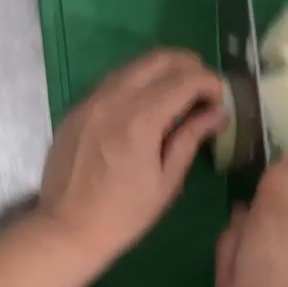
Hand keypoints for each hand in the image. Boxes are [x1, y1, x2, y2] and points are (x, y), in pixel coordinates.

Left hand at [36, 50, 223, 262]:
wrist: (66, 227)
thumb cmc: (123, 214)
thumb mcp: (166, 181)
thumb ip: (190, 138)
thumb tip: (218, 113)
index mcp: (138, 121)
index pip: (184, 80)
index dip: (210, 83)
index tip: (222, 99)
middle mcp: (111, 101)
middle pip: (157, 59)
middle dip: (188, 66)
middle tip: (203, 88)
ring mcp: (88, 102)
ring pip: (131, 66)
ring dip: (160, 70)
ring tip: (179, 93)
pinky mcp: (75, 109)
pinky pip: (110, 82)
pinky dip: (134, 82)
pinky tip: (146, 104)